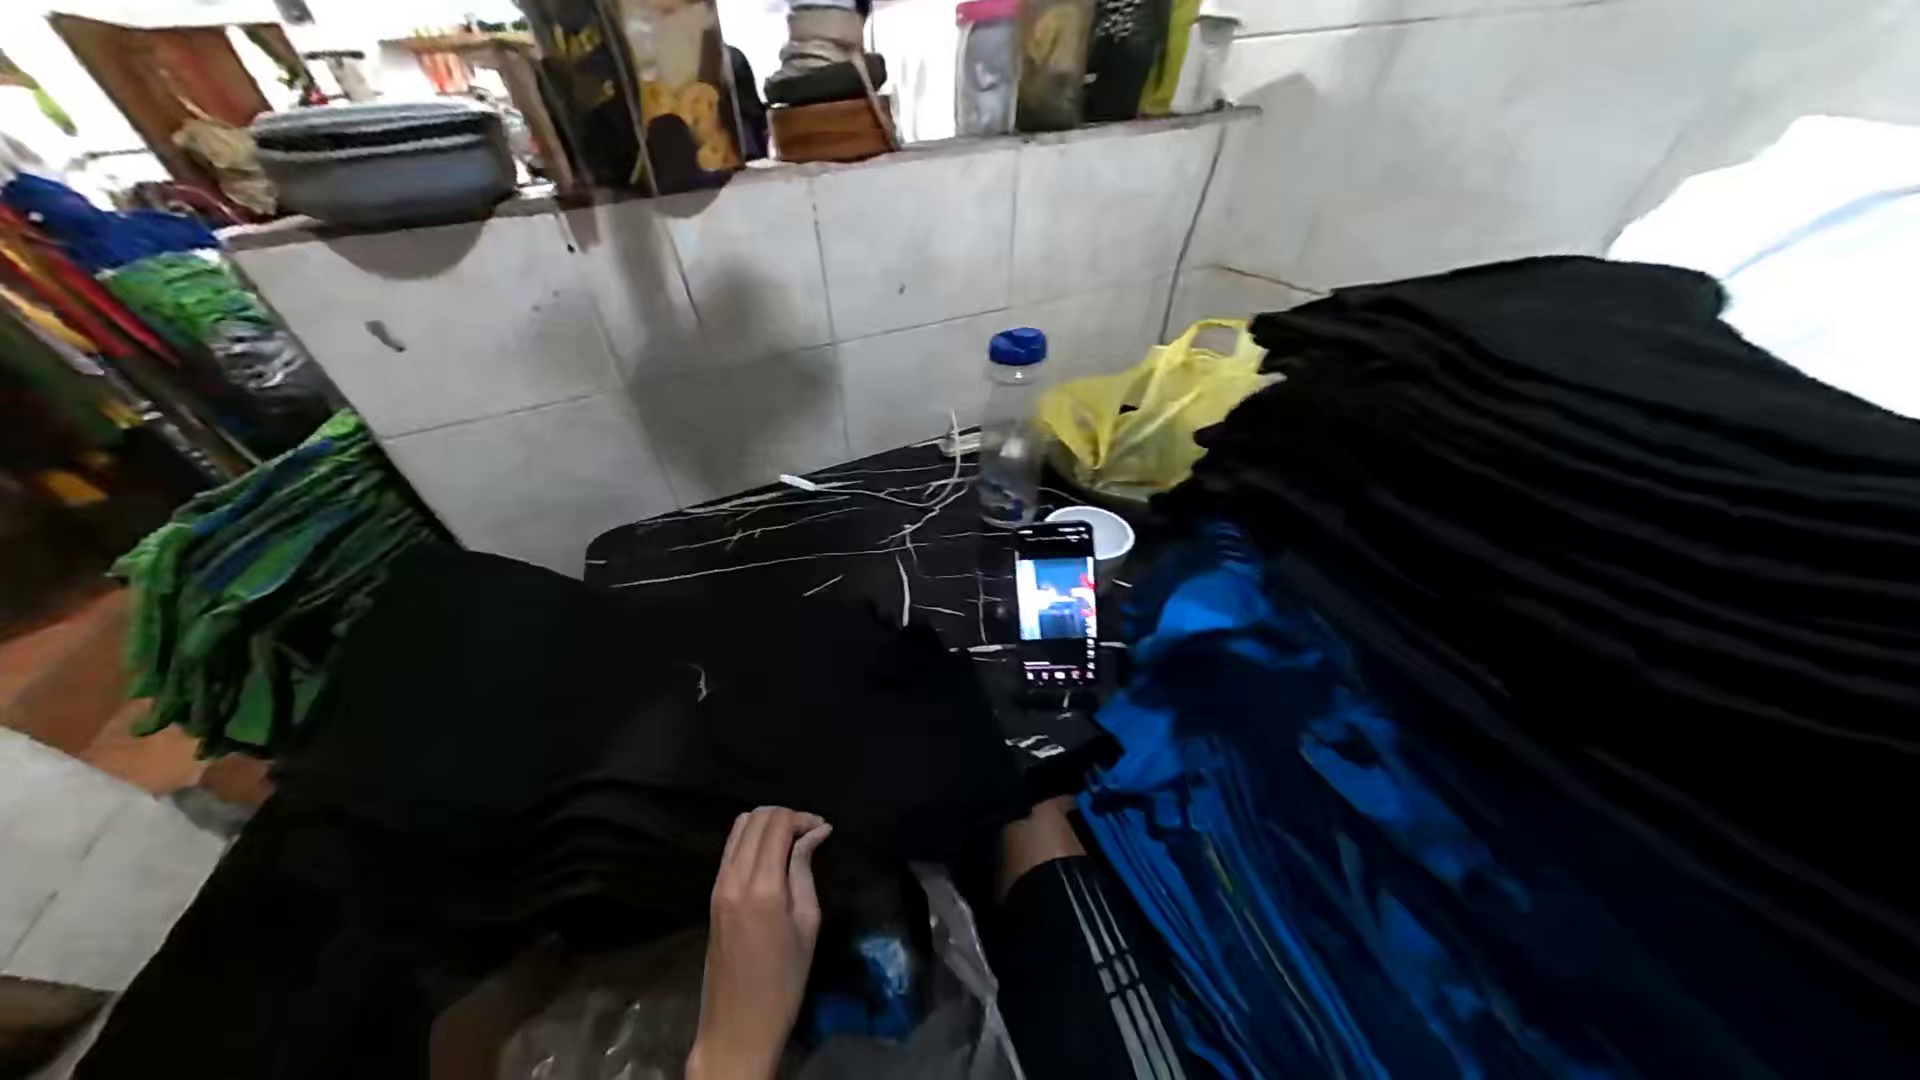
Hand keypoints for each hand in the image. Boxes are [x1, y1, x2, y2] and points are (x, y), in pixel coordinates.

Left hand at [687, 807, 832, 1079]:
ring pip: (739, 827)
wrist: (737, 1028)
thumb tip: (816, 832)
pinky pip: (731, 848)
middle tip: (810, 833)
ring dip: (767, 824)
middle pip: (757, 818)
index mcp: (762, 887)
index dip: (803, 818)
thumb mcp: (807, 923)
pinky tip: (772, 855)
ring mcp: (718, 886)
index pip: (777, 823)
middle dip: (786, 817)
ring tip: (793, 841)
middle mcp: (734, 878)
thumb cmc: (783, 981)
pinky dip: (752, 838)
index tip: (823, 829)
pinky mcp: (713, 895)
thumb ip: (805, 869)